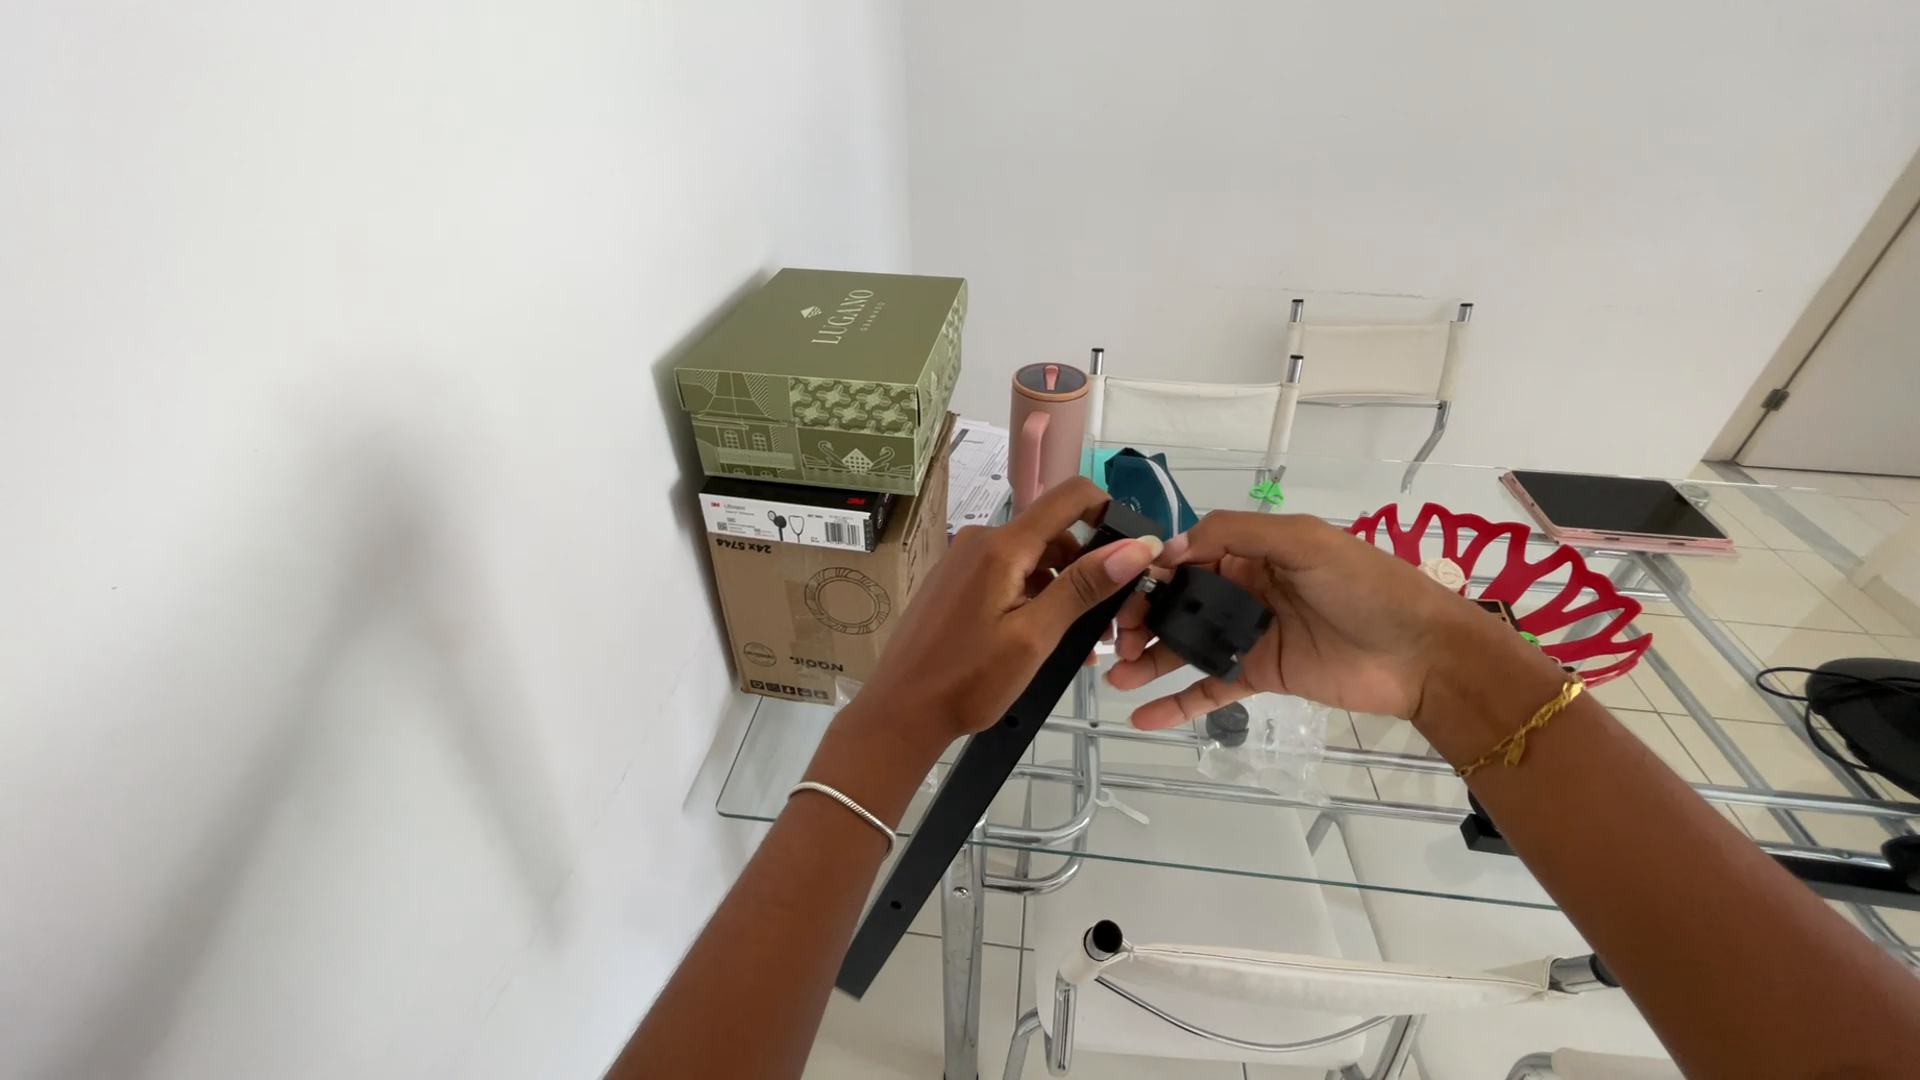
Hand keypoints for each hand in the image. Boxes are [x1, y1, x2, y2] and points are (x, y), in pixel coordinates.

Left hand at [854, 477, 1161, 750]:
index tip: (1130, 552)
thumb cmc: (968, 680)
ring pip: (1032, 560)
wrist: (901, 711)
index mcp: (1002, 545)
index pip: (1069, 496)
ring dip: (1062, 591)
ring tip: (1080, 643)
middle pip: (1053, 534)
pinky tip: (1044, 639)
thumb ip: (1084, 587)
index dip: (1108, 511)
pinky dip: (1033, 599)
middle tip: (1109, 624)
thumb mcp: (1035, 636)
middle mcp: (981, 541)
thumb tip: (1136, 547)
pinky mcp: (955, 583)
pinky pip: (1007, 577)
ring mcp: (964, 561)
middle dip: (1087, 569)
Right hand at [1107, 510, 1543, 731]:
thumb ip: (1236, 534)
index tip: (1122, 592)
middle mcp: (1242, 592)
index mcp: (1250, 554)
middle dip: (1142, 620)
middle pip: (1177, 604)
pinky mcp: (1259, 676)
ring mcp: (1248, 636)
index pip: (1186, 559)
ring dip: (1148, 661)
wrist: (1422, 654)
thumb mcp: (1303, 541)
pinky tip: (1142, 718)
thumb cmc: (1364, 586)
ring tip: (1116, 676)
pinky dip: (1176, 705)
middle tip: (1118, 642)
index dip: (1151, 574)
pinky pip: (1209, 690)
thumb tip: (1169, 551)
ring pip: (1184, 647)